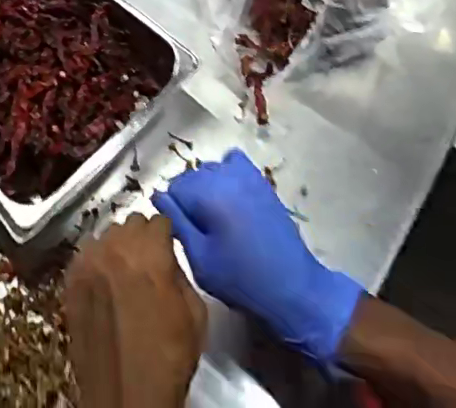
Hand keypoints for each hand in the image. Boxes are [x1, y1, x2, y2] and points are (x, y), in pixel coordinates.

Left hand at [65, 215, 205, 407]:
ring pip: (106, 234)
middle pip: (130, 222)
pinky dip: (97, 260)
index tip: (170, 241)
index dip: (167, 231)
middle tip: (149, 257)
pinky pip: (86, 253)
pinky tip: (104, 280)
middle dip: (142, 235)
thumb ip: (182, 275)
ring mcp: (89, 258)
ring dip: (118, 245)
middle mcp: (116, 246)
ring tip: (125, 269)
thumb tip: (169, 259)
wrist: (125, 391)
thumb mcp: (196, 316)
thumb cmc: (168, 356)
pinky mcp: (71, 275)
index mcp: (150, 253)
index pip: (159, 220)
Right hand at [153, 148, 361, 368]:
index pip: (172, 190)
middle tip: (203, 233)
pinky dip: (226, 172)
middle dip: (189, 200)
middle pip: (188, 178)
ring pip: (208, 170)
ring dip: (206, 189)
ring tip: (218, 220)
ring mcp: (246, 175)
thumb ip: (176, 223)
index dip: (175, 214)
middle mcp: (224, 176)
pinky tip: (229, 195)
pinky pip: (232, 162)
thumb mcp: (200, 260)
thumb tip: (158, 197)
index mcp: (207, 194)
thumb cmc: (243, 281)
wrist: (297, 292)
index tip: (188, 236)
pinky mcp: (261, 182)